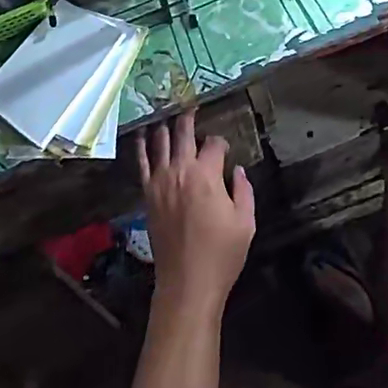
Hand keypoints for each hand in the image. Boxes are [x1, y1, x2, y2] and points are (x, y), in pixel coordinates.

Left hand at [138, 108, 254, 314]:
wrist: (187, 282)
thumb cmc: (221, 254)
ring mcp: (160, 180)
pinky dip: (141, 146)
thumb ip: (243, 191)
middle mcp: (180, 170)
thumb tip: (237, 170)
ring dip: (166, 126)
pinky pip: (142, 162)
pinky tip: (142, 135)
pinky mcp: (148, 193)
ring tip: (169, 114)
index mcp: (207, 175)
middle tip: (191, 106)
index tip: (224, 148)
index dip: (221, 142)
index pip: (213, 144)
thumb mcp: (246, 222)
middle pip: (183, 133)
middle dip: (189, 117)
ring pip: (160, 142)